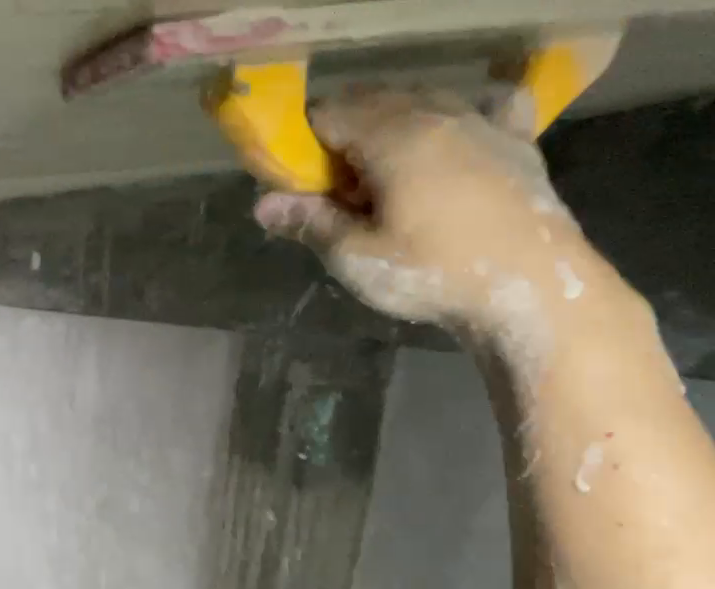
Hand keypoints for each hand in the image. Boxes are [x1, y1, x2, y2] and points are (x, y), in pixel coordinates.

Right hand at [255, 90, 604, 363]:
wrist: (529, 286)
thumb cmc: (430, 272)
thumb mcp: (354, 256)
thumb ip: (310, 221)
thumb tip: (261, 203)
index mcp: (396, 139)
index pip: (332, 114)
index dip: (302, 141)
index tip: (290, 176)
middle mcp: (441, 116)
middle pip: (376, 101)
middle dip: (342, 134)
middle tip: (327, 184)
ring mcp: (485, 123)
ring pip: (425, 100)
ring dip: (391, 125)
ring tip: (376, 172)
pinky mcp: (517, 140)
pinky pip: (487, 104)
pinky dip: (460, 113)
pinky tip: (450, 138)